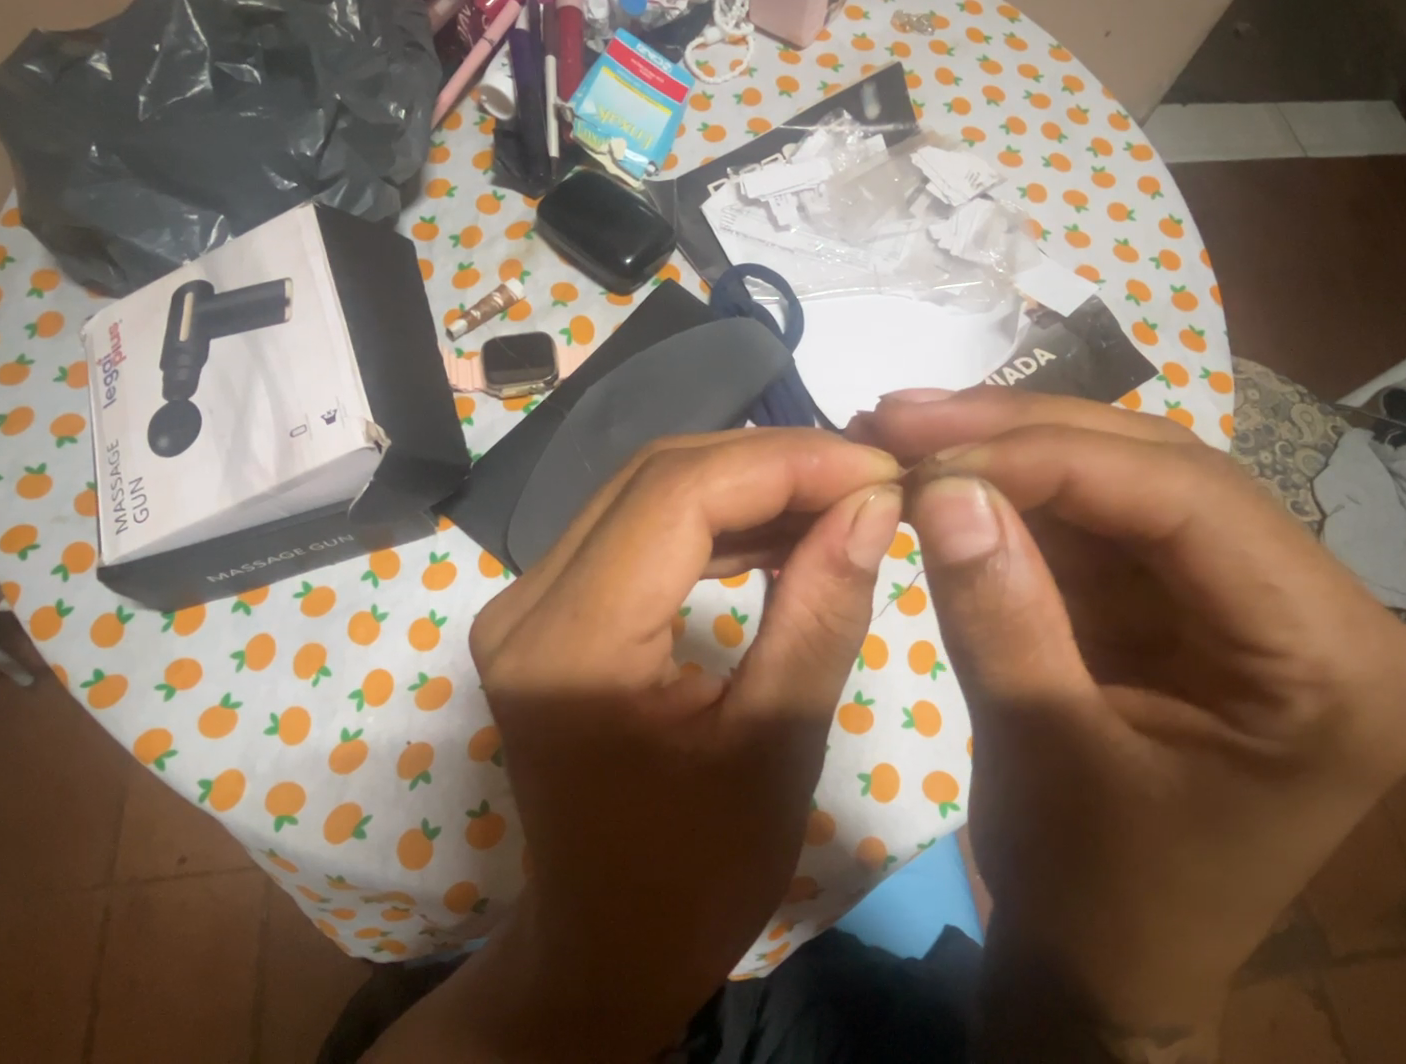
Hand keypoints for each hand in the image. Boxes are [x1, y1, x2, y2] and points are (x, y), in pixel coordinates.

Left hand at [371, 429, 902, 1061]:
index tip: (879, 470)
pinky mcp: (546, 616)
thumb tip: (872, 502)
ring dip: (743, 486)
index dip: (786, 463)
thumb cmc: (697, 874)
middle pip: (655, 479)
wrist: (608, 940)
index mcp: (574, 646)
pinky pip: (633, 534)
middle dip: (770, 464)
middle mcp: (526, 606)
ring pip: (643, 496)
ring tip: (836, 499)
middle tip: (866, 480)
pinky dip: (710, 523)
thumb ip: (821, 610)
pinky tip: (777, 531)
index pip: (679, 495)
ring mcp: (526, 607)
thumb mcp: (777, 744)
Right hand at [851, 388, 1405, 1056]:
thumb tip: (937, 485)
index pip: (1191, 502)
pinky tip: (949, 480)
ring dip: (1013, 458)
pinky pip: (1104, 532)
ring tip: (909, 436)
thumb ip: (994, 607)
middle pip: (1166, 476)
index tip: (923, 444)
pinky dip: (1019, 504)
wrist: (1107, 969)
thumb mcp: (1037, 747)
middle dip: (1022, 439)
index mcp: (1332, 663)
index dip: (1047, 457)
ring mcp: (1255, 607)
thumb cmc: (1091, 890)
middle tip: (903, 416)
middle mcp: (1320, 614)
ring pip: (1128, 487)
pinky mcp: (1192, 612)